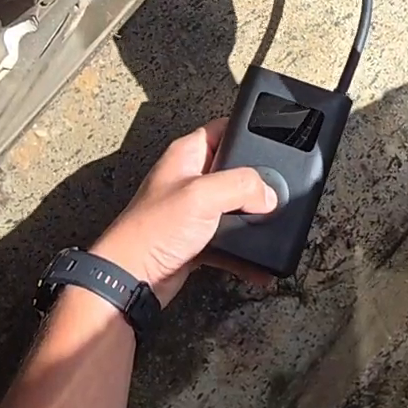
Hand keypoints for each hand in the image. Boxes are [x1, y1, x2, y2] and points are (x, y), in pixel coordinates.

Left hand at [89, 119, 277, 305]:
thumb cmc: (152, 230)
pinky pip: (230, 238)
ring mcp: (195, 209)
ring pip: (235, 206)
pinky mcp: (199, 237)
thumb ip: (241, 185)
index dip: (247, 131)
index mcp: (187, 154)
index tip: (272, 140)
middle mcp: (191, 177)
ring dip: (253, 219)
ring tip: (272, 227)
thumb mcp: (202, 195)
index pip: (223, 129)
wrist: (132, 279)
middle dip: (257, 182)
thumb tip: (268, 193)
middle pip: (235, 169)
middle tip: (275, 192)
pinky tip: (258, 262)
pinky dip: (245, 250)